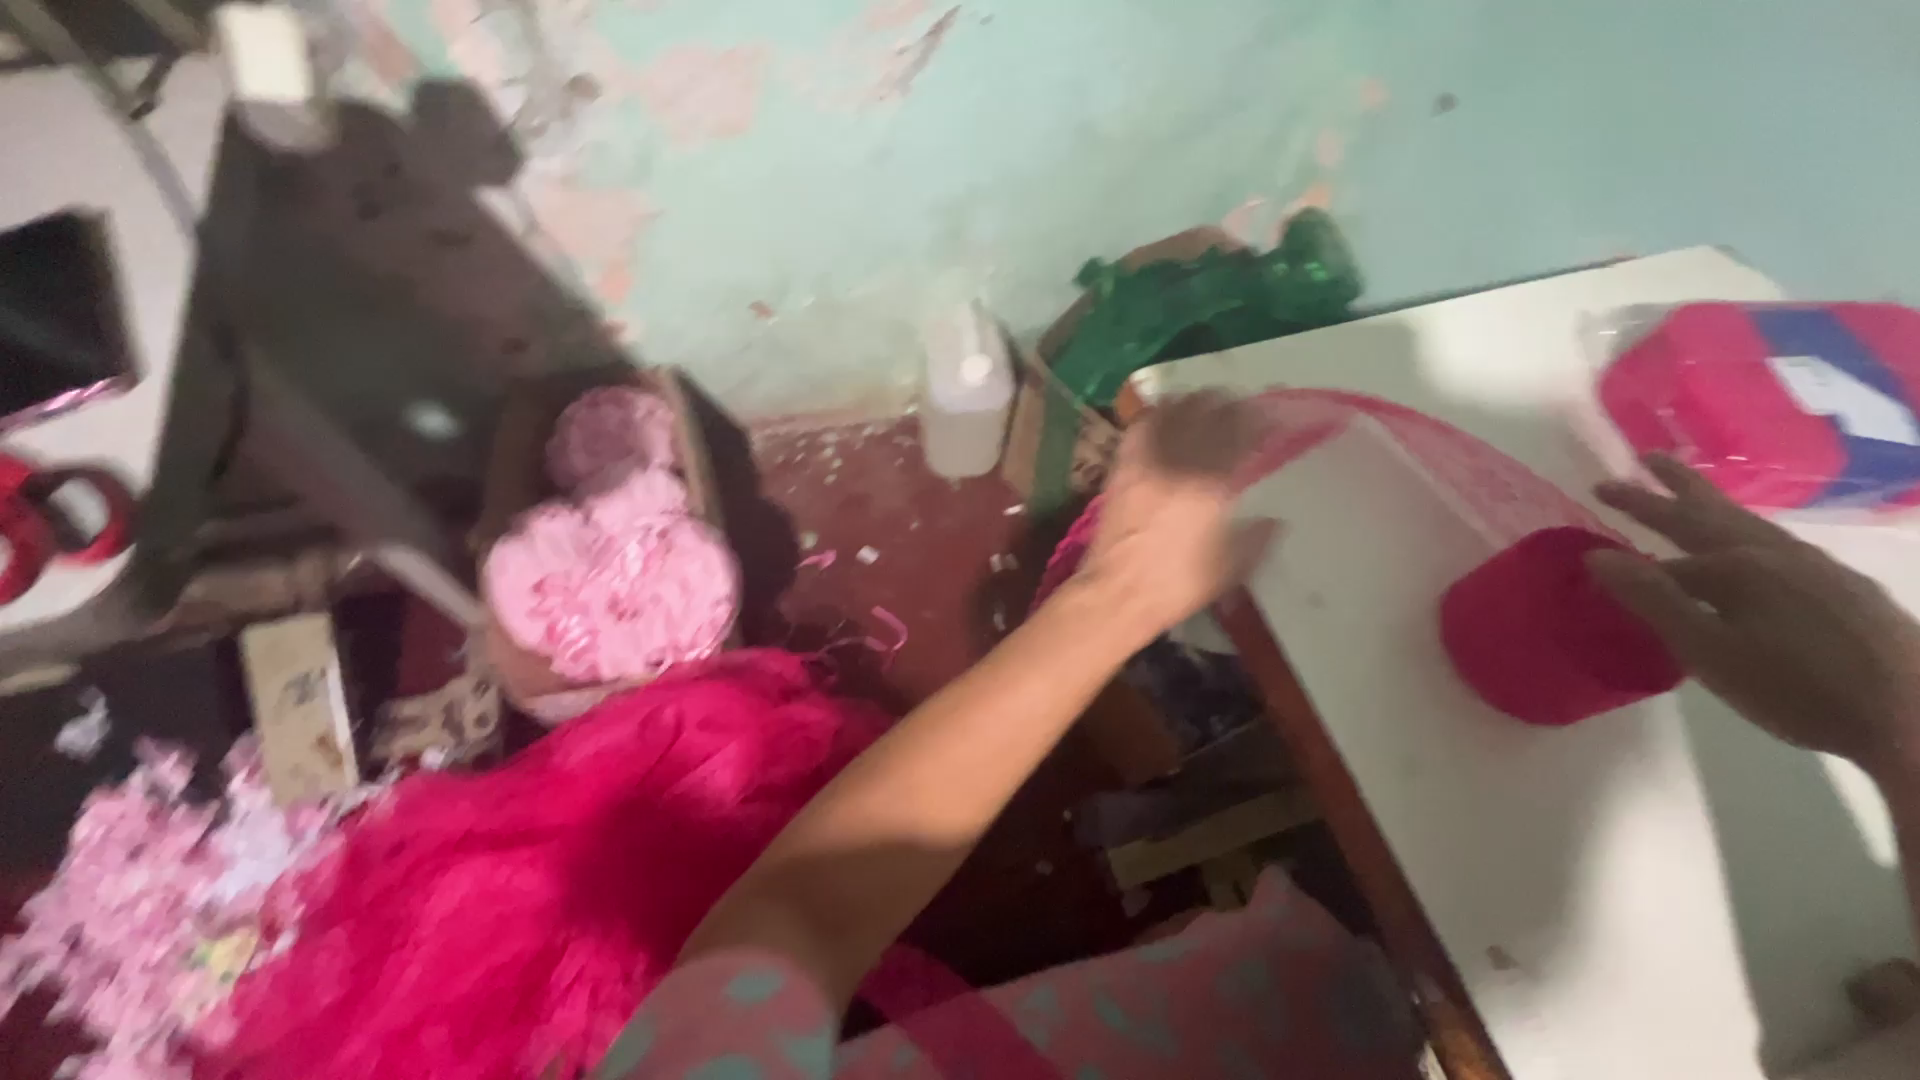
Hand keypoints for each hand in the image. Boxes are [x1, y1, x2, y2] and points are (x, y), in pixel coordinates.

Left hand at [1071, 391, 1279, 642]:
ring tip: (1209, 399)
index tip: (1274, 417)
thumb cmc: (1176, 587)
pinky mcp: (1121, 469)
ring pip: (1174, 414)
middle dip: (1231, 405)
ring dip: (1195, 402)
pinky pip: (1140, 429)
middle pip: (1209, 416)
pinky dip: (1156, 415)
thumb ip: (1256, 540)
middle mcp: (1179, 464)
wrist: (1115, 593)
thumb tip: (1274, 520)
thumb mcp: (1229, 569)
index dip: (1261, 421)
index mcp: (1212, 487)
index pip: (1242, 437)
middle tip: (1244, 405)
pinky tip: (1165, 414)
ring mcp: (1146, 463)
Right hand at [1589, 454, 1919, 777]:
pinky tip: (1753, 549)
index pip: (1664, 561)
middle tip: (1642, 457)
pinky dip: (1749, 532)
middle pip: (1713, 513)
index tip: (1586, 556)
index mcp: (1739, 568)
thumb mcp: (1707, 650)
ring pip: (1752, 525)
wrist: (1916, 721)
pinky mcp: (1849, 591)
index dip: (1627, 563)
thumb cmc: (1796, 689)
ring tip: (1692, 493)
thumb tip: (1596, 554)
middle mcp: (1779, 555)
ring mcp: (1821, 570)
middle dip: (1672, 487)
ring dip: (1714, 504)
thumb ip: (1651, 599)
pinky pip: (1781, 545)